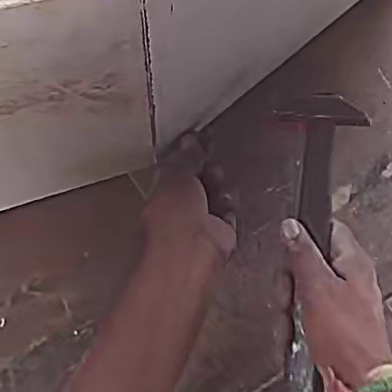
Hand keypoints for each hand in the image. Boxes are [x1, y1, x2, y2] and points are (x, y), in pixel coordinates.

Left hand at [142, 133, 235, 264]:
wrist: (193, 252)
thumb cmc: (176, 214)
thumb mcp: (179, 176)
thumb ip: (186, 158)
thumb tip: (188, 140)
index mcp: (160, 195)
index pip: (173, 172)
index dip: (185, 158)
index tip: (198, 144)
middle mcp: (176, 211)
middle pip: (194, 186)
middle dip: (205, 173)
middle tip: (213, 161)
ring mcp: (198, 226)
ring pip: (211, 201)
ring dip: (218, 190)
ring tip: (222, 179)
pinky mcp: (219, 238)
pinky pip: (226, 217)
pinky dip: (230, 209)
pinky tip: (231, 198)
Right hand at [282, 218, 391, 388]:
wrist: (361, 388)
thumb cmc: (344, 336)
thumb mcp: (317, 288)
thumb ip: (302, 253)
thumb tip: (290, 224)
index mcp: (354, 261)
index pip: (329, 228)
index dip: (305, 233)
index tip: (287, 248)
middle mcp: (352, 277)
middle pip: (311, 258)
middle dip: (290, 276)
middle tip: (286, 293)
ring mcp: (344, 300)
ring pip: (305, 286)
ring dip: (289, 301)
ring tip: (288, 318)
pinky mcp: (336, 322)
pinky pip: (308, 310)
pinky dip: (297, 319)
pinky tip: (292, 331)